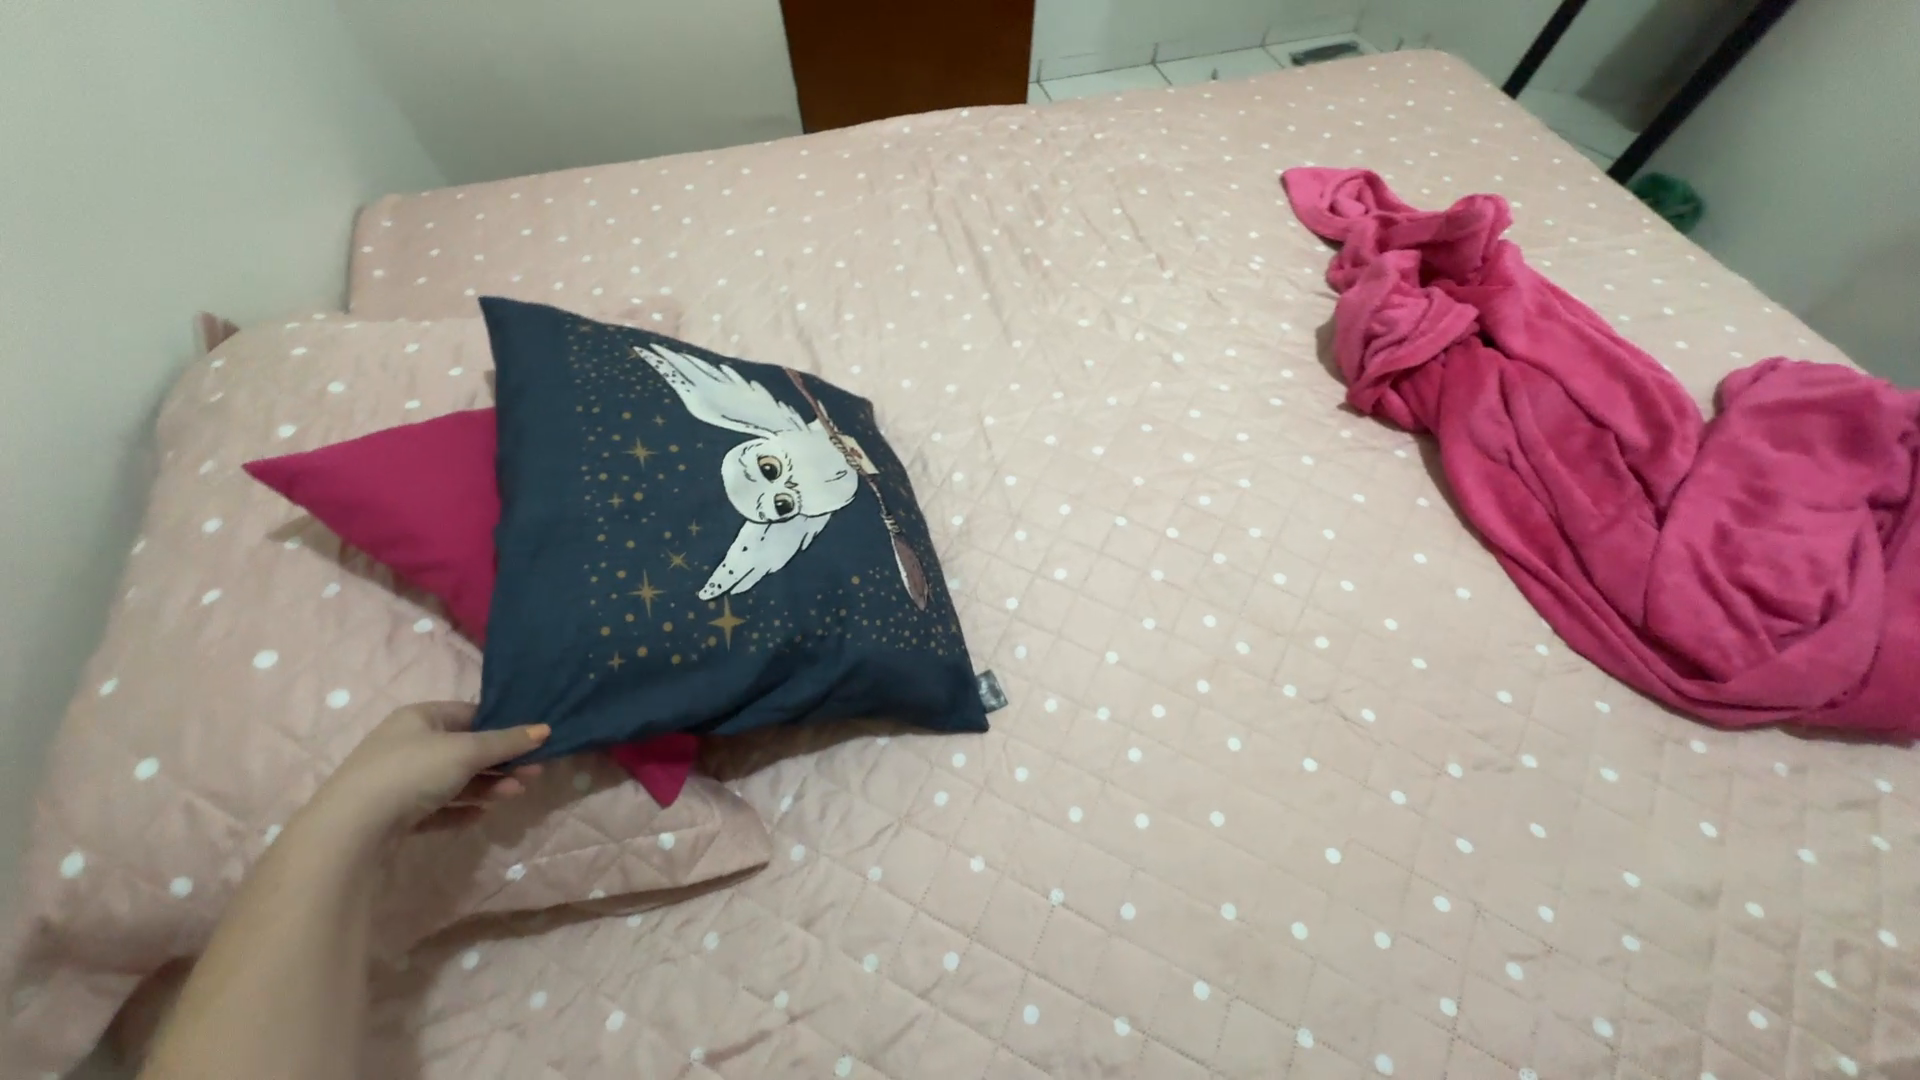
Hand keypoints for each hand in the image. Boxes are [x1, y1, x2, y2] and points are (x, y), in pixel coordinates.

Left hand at [312, 702, 550, 839]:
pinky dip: (461, 809)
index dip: (503, 725)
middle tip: (534, 773)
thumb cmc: (412, 772)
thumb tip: (546, 729)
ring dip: (488, 786)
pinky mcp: (396, 813)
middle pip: (467, 750)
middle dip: (502, 762)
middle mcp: (408, 744)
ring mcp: (400, 780)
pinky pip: (438, 807)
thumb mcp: (467, 751)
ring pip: (456, 780)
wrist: (351, 830)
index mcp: (420, 717)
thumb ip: (508, 741)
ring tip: (514, 795)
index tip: (534, 739)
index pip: (471, 714)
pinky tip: (481, 816)